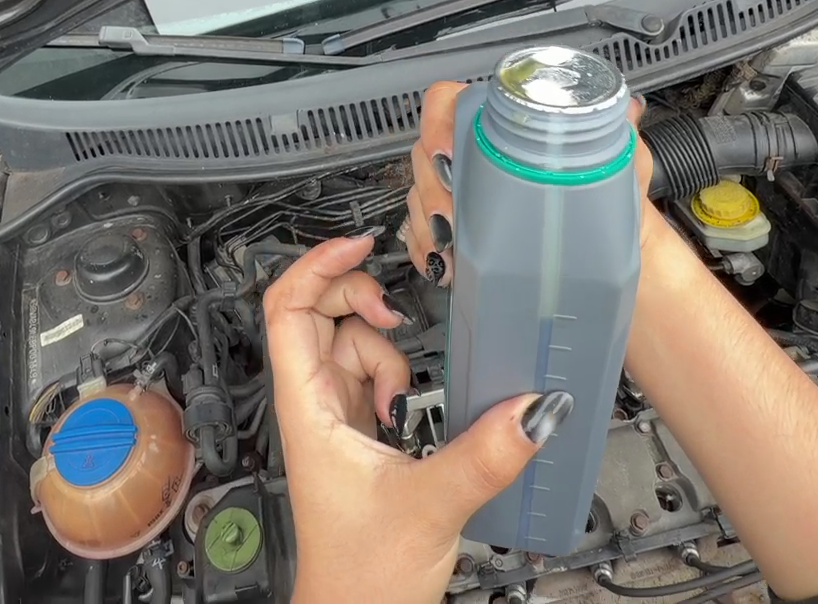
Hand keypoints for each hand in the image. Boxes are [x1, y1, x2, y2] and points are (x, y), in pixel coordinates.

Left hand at [263, 235, 571, 603]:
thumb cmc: (361, 575)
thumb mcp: (429, 506)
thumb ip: (483, 455)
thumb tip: (530, 409)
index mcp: (306, 405)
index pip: (287, 309)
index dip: (316, 266)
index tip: (357, 245)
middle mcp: (312, 399)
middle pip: (316, 310)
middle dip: (357, 298)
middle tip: (393, 310)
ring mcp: (332, 409)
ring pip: (347, 338)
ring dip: (380, 346)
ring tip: (400, 390)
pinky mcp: (354, 424)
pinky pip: (367, 369)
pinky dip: (388, 371)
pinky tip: (402, 403)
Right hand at [404, 82, 670, 284]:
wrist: (614, 262)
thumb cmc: (614, 207)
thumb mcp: (618, 163)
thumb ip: (615, 134)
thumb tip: (624, 109)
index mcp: (500, 126)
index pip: (447, 102)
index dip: (436, 123)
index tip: (445, 152)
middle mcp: (474, 155)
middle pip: (425, 154)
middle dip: (433, 188)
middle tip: (450, 215)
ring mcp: (463, 195)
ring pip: (419, 197)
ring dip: (428, 227)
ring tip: (452, 249)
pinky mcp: (459, 233)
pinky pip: (422, 238)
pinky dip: (428, 254)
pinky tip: (446, 266)